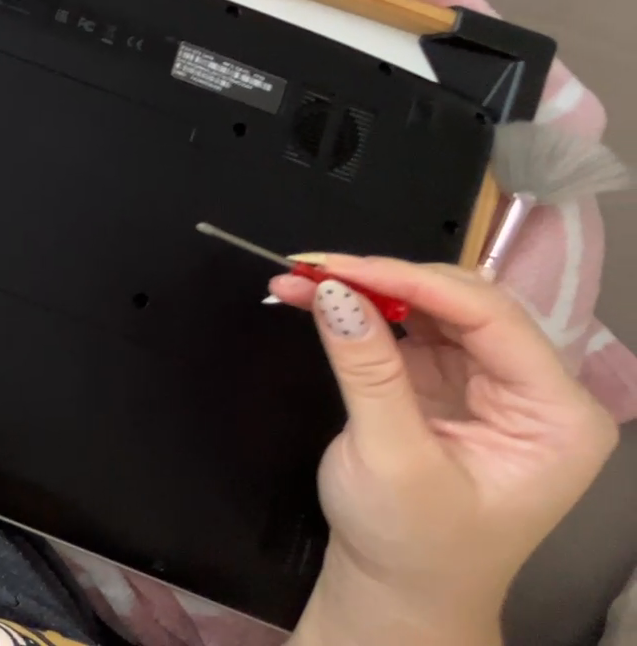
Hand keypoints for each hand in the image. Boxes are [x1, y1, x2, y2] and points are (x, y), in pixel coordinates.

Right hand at [275, 256, 618, 645]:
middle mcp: (531, 390)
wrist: (398, 584)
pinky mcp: (439, 382)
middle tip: (307, 269)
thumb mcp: (390, 456)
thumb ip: (367, 370)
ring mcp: (484, 383)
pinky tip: (312, 297)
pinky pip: (401, 326)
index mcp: (555, 416)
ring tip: (295, 279)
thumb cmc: (412, 537)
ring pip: (428, 306)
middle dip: (383, 277)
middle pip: (464, 302)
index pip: (490, 319)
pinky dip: (355, 306)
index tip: (334, 265)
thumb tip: (330, 291)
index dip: (411, 281)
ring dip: (361, 286)